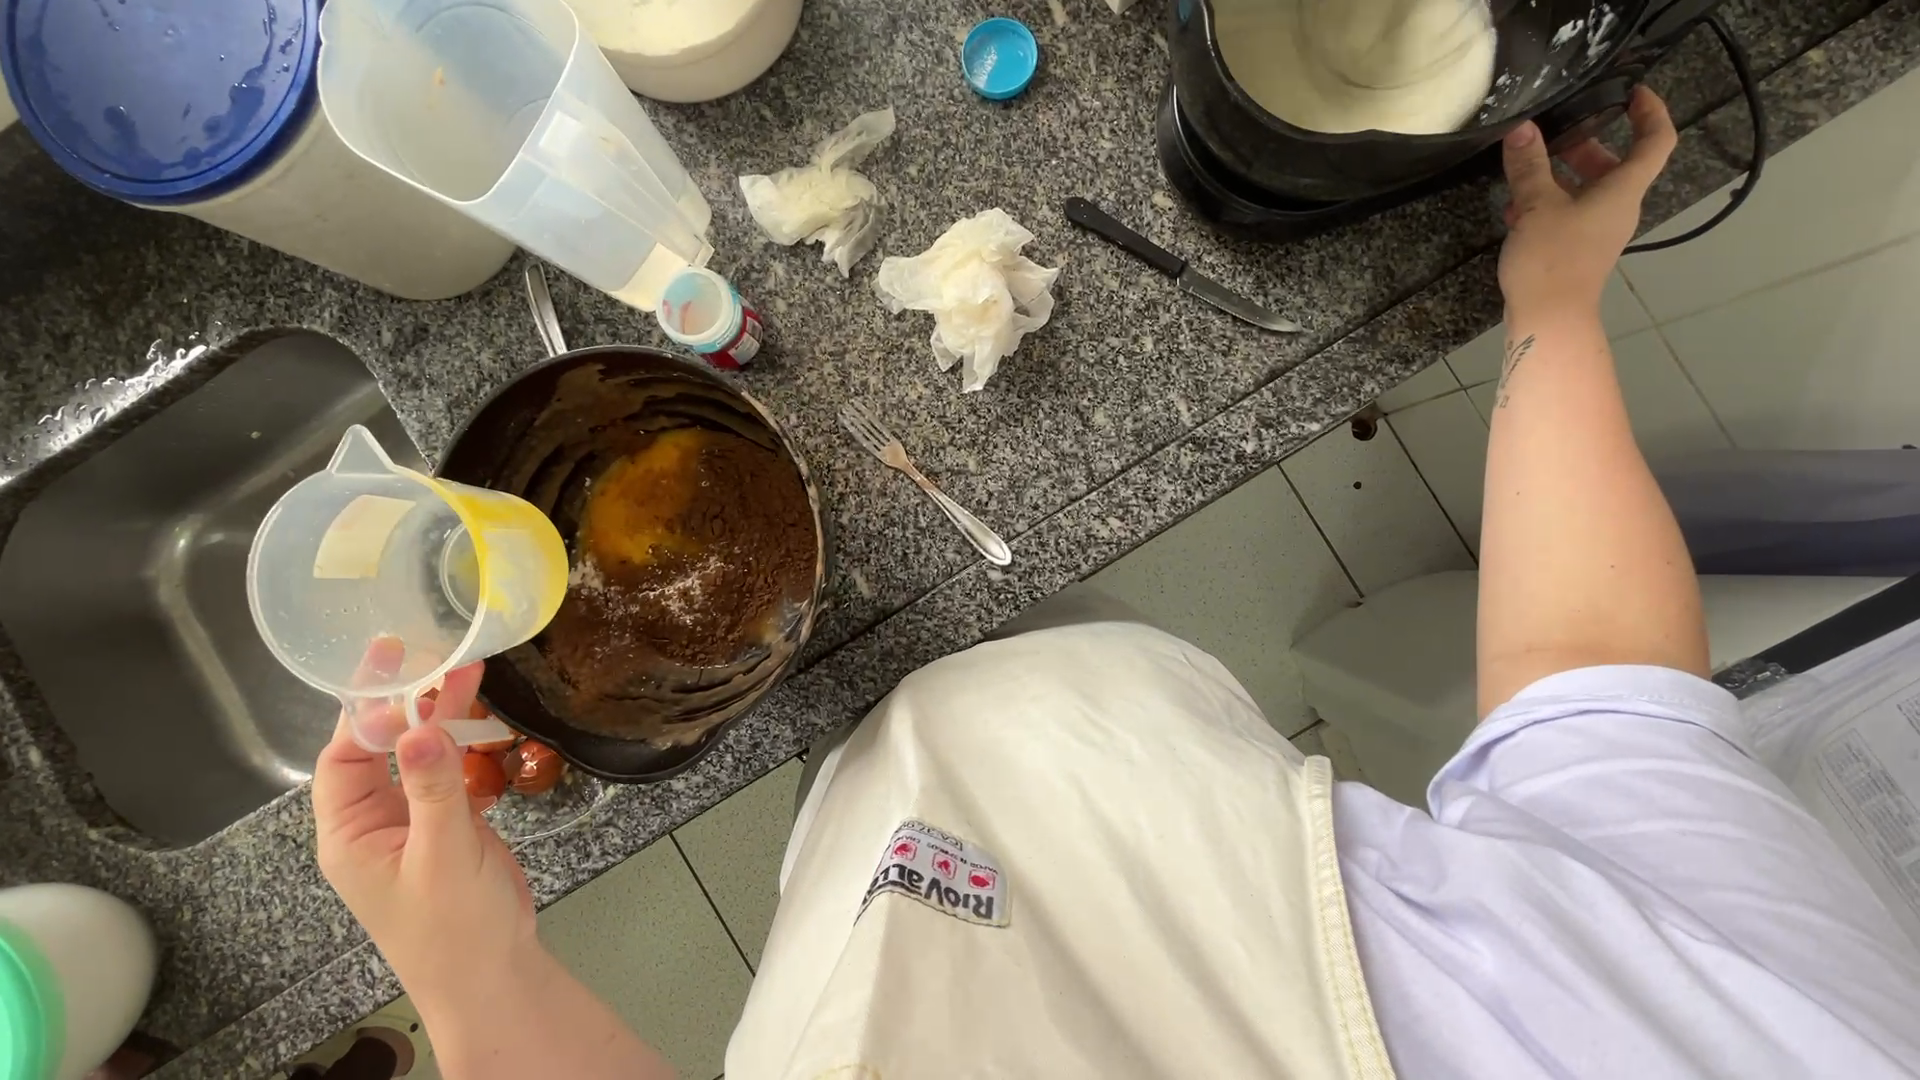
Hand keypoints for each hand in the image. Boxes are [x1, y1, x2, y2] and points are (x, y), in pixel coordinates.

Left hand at [312, 646, 536, 1004]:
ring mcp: (413, 821)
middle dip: (404, 700)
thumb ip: (433, 788)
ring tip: (468, 671)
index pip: (345, 756)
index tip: (403, 669)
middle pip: (381, 747)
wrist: (492, 969)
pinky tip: (483, 721)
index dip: (371, 712)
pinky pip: (448, 772)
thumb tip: (420, 725)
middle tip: (426, 648)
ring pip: (419, 755)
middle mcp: (374, 821)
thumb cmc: (454, 923)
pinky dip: (464, 743)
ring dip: (441, 715)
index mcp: (351, 832)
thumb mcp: (443, 854)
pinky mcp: (449, 825)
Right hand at [1498, 86, 1676, 320]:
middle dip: (1584, 146)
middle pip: (1613, 166)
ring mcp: (1596, 232)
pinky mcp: (1575, 251)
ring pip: (1586, 192)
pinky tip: (1516, 211)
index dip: (1650, 112)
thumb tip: (1523, 128)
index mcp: (1622, 190)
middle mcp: (1618, 208)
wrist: (1549, 317)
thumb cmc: (1552, 258)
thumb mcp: (1536, 208)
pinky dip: (1547, 206)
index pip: (1656, 140)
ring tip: (1524, 173)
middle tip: (1553, 134)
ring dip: (1558, 178)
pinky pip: (1568, 216)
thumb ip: (1529, 168)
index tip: (1631, 94)